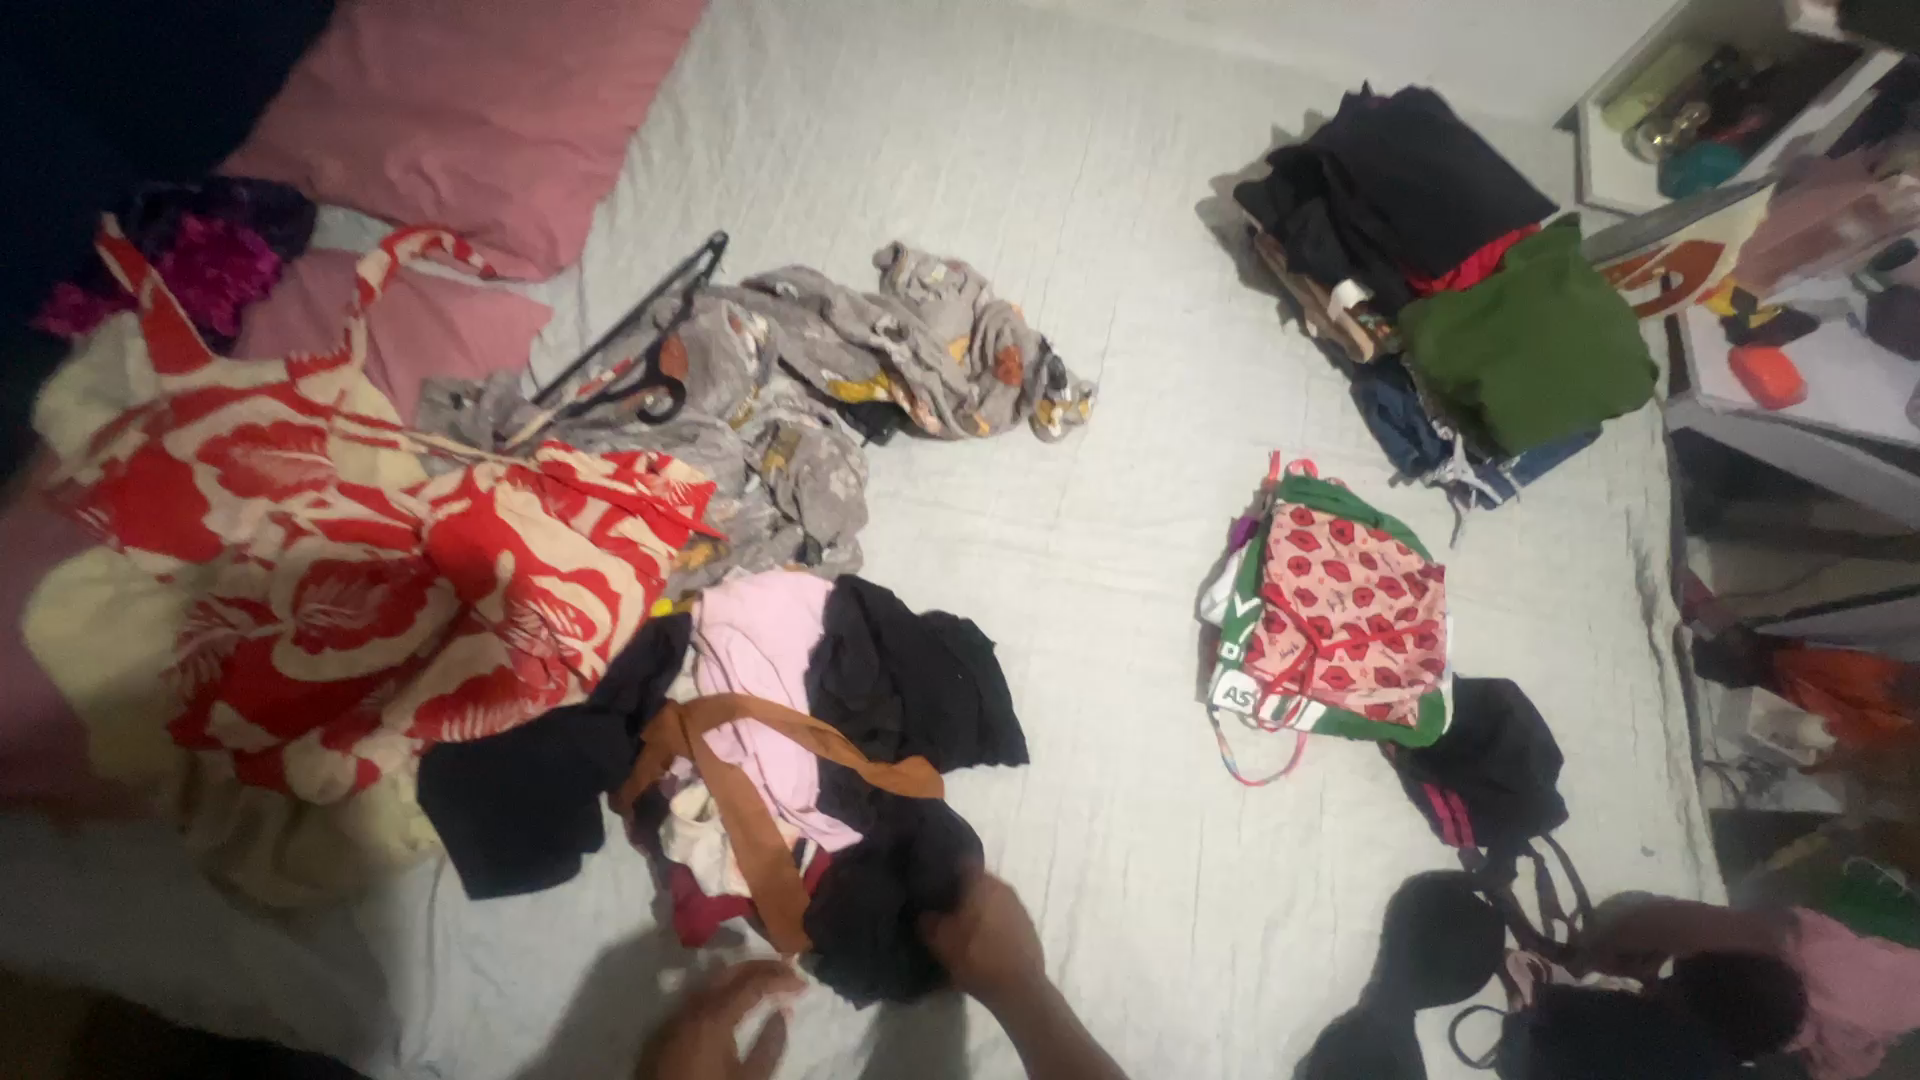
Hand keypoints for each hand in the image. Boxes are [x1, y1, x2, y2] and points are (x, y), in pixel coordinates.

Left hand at [637, 960, 803, 1079]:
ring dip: (742, 975)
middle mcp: (692, 1007)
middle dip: (763, 966)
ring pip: (712, 980)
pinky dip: (721, 991)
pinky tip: (732, 1001)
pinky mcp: (663, 1033)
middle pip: (732, 971)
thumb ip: (770, 1046)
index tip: (804, 984)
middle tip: (788, 972)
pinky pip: (697, 997)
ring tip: (765, 981)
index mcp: (714, 1016)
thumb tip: (784, 1012)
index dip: (782, 978)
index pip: (755, 982)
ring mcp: (674, 1018)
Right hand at [920, 867, 1046, 1008]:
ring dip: (979, 910)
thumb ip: (927, 921)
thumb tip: (923, 912)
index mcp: (982, 882)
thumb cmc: (977, 956)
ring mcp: (1018, 906)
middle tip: (946, 909)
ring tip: (964, 928)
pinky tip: (984, 943)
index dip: (948, 871)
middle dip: (963, 894)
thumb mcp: (941, 942)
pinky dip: (993, 924)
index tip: (936, 883)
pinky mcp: (1028, 926)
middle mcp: (1003, 887)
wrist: (1019, 988)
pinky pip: (1004, 917)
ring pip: (992, 900)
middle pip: (978, 882)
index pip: (962, 862)